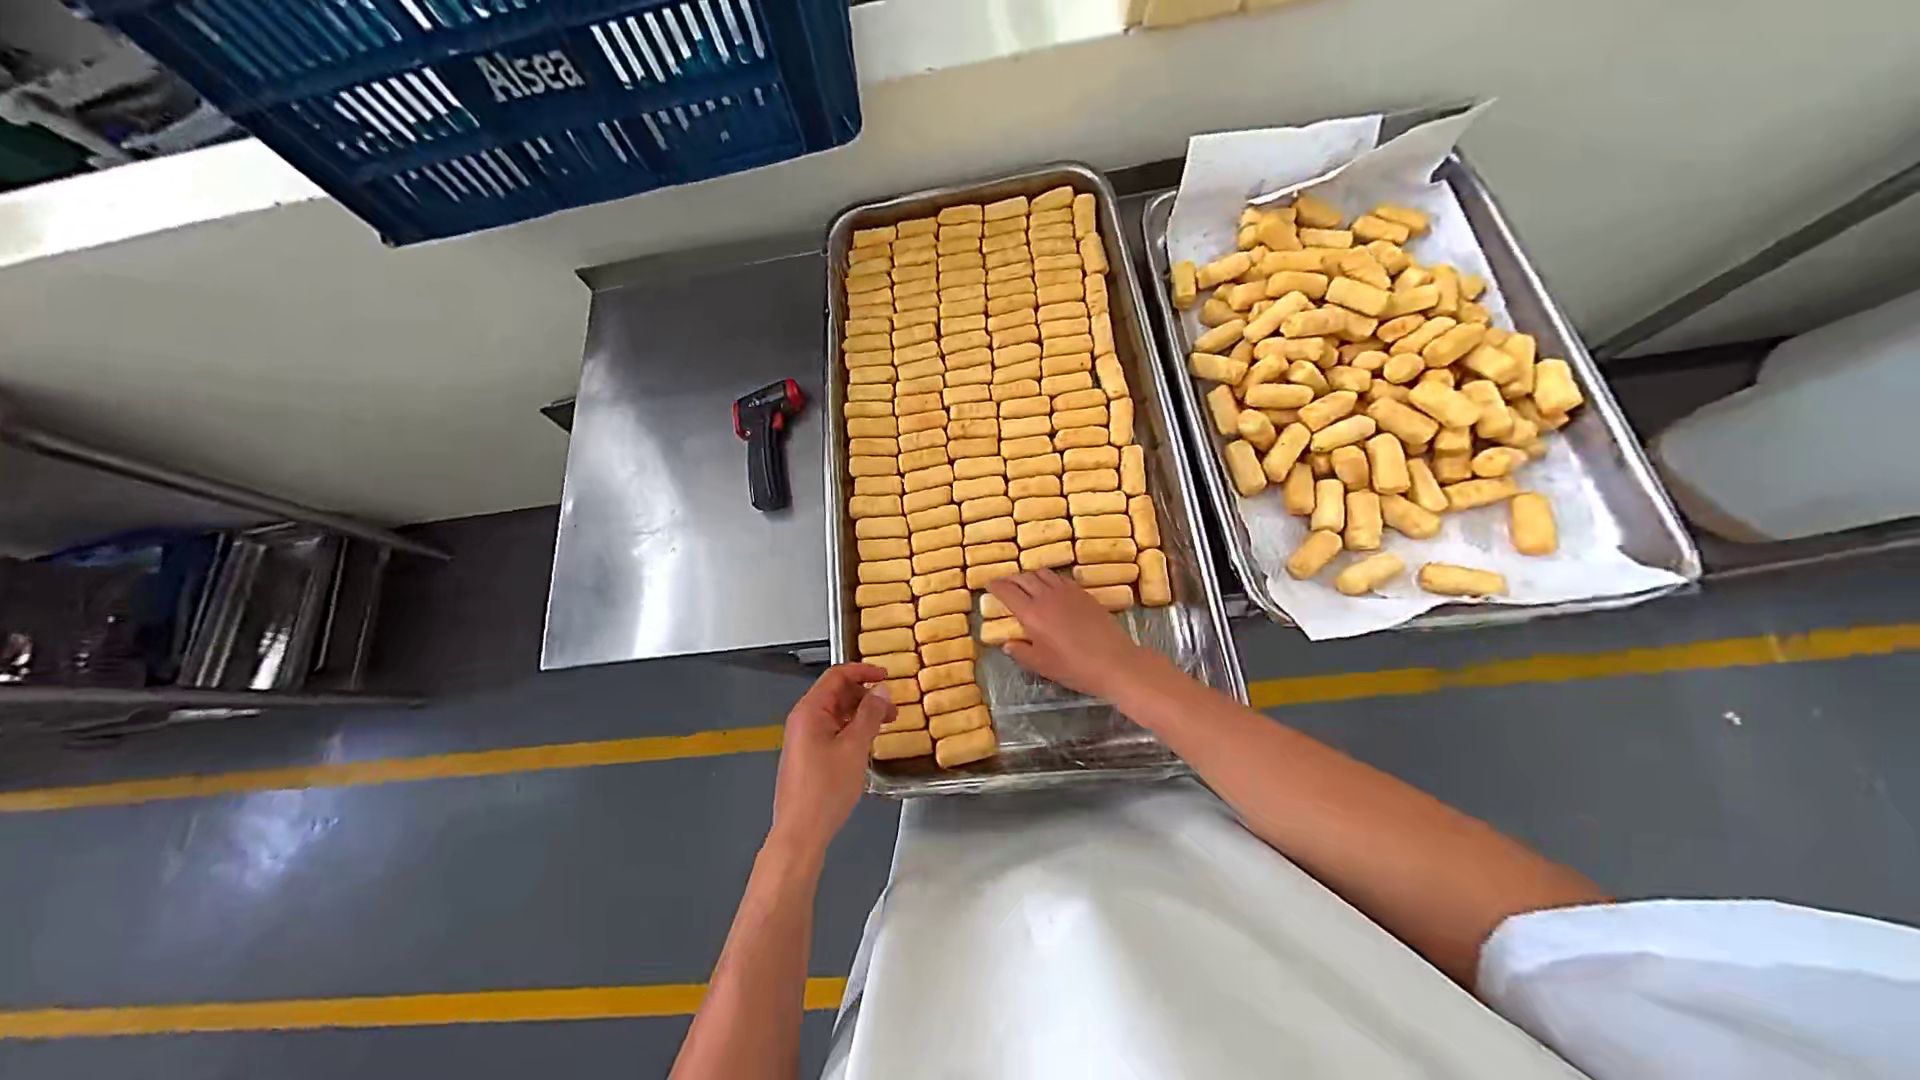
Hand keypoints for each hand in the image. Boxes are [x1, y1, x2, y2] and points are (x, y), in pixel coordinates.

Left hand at [767, 663, 892, 859]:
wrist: (801, 832)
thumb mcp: (854, 747)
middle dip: (866, 696)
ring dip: (861, 713)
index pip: (836, 676)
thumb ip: (869, 715)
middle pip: (836, 693)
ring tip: (885, 724)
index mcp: (809, 711)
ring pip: (836, 713)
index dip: (863, 671)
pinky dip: (852, 729)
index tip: (885, 675)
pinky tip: (867, 741)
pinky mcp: (808, 755)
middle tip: (891, 707)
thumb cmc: (825, 790)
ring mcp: (804, 738)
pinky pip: (833, 730)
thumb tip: (881, 691)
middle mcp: (803, 720)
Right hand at [986, 571, 1169, 699]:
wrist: (1115, 661)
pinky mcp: (1083, 593)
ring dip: (1029, 575)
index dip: (996, 586)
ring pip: (1042, 573)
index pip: (1008, 592)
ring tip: (1025, 583)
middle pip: (1024, 578)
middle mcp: (1047, 596)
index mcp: (1032, 613)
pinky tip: (1050, 587)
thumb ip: (1021, 652)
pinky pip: (1059, 578)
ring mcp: (1067, 592)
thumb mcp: (1041, 665)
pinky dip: (1048, 578)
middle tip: (1003, 583)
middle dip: (1010, 578)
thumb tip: (1007, 644)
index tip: (988, 585)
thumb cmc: (1074, 667)